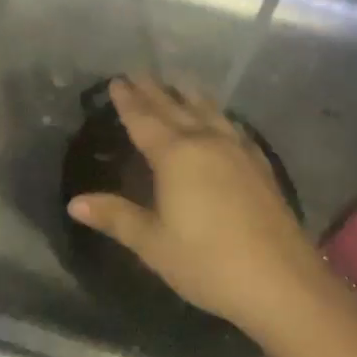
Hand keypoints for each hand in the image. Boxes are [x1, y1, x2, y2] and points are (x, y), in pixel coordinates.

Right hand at [66, 76, 335, 329]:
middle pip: (175, 108)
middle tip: (139, 73)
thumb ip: (116, 217)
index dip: (128, 100)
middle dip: (154, 91)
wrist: (282, 282)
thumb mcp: (153, 243)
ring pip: (208, 112)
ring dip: (189, 96)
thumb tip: (74, 203)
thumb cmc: (207, 262)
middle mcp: (206, 142)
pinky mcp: (260, 166)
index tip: (116, 80)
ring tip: (178, 83)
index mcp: (175, 156)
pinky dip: (219, 116)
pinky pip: (233, 128)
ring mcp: (237, 151)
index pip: (144, 119)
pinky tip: (222, 122)